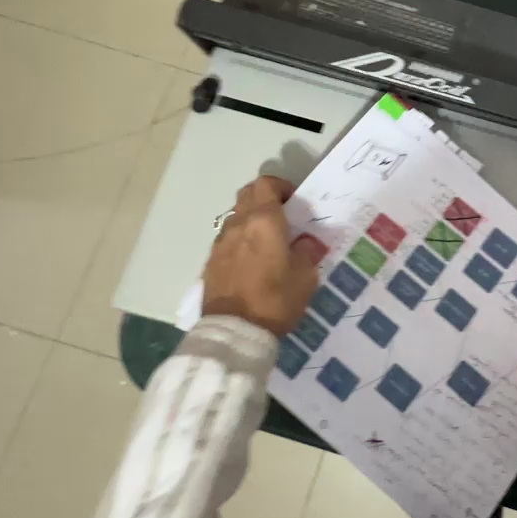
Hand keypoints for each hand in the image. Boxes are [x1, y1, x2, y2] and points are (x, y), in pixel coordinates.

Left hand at [200, 176, 321, 336]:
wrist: (233, 333)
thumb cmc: (275, 299)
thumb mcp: (305, 276)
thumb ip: (306, 252)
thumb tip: (305, 242)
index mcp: (264, 221)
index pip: (266, 184)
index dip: (281, 186)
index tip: (294, 202)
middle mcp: (239, 225)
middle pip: (247, 195)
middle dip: (265, 198)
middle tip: (281, 216)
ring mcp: (221, 244)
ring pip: (235, 217)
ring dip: (250, 220)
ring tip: (266, 242)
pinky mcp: (211, 263)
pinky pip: (227, 240)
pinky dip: (239, 241)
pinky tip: (250, 262)